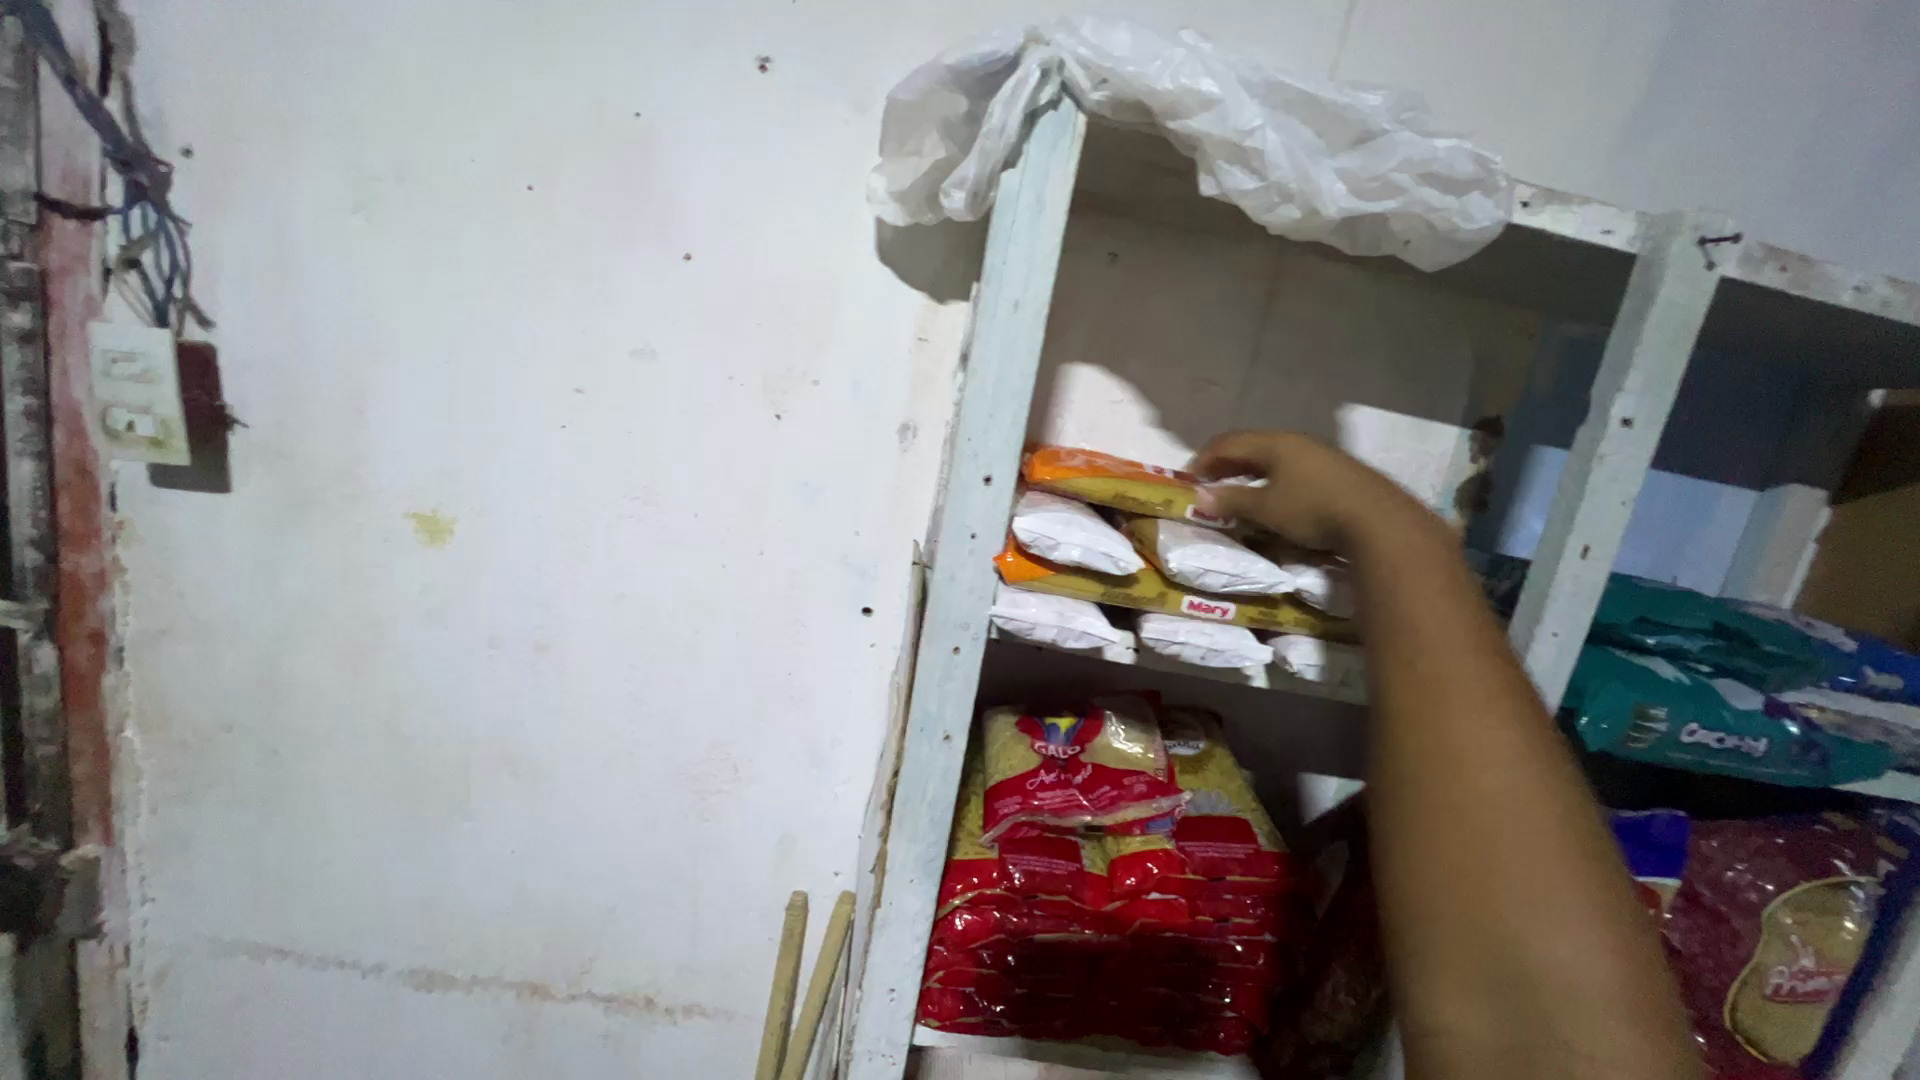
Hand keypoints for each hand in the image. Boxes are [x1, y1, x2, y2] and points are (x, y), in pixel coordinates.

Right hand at [1189, 430, 1430, 552]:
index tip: (1188, 480)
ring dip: (1250, 475)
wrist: (1378, 520)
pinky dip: (1273, 482)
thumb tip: (1201, 496)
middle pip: (1251, 447)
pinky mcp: (1337, 473)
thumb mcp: (1265, 508)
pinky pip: (1293, 470)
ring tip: (1239, 494)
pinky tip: (1276, 500)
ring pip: (1274, 459)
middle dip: (1225, 466)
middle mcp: (1296, 442)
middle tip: (1209, 485)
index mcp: (1274, 443)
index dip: (1203, 459)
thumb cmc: (1312, 509)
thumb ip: (1231, 501)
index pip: (1227, 443)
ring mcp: (1320, 455)